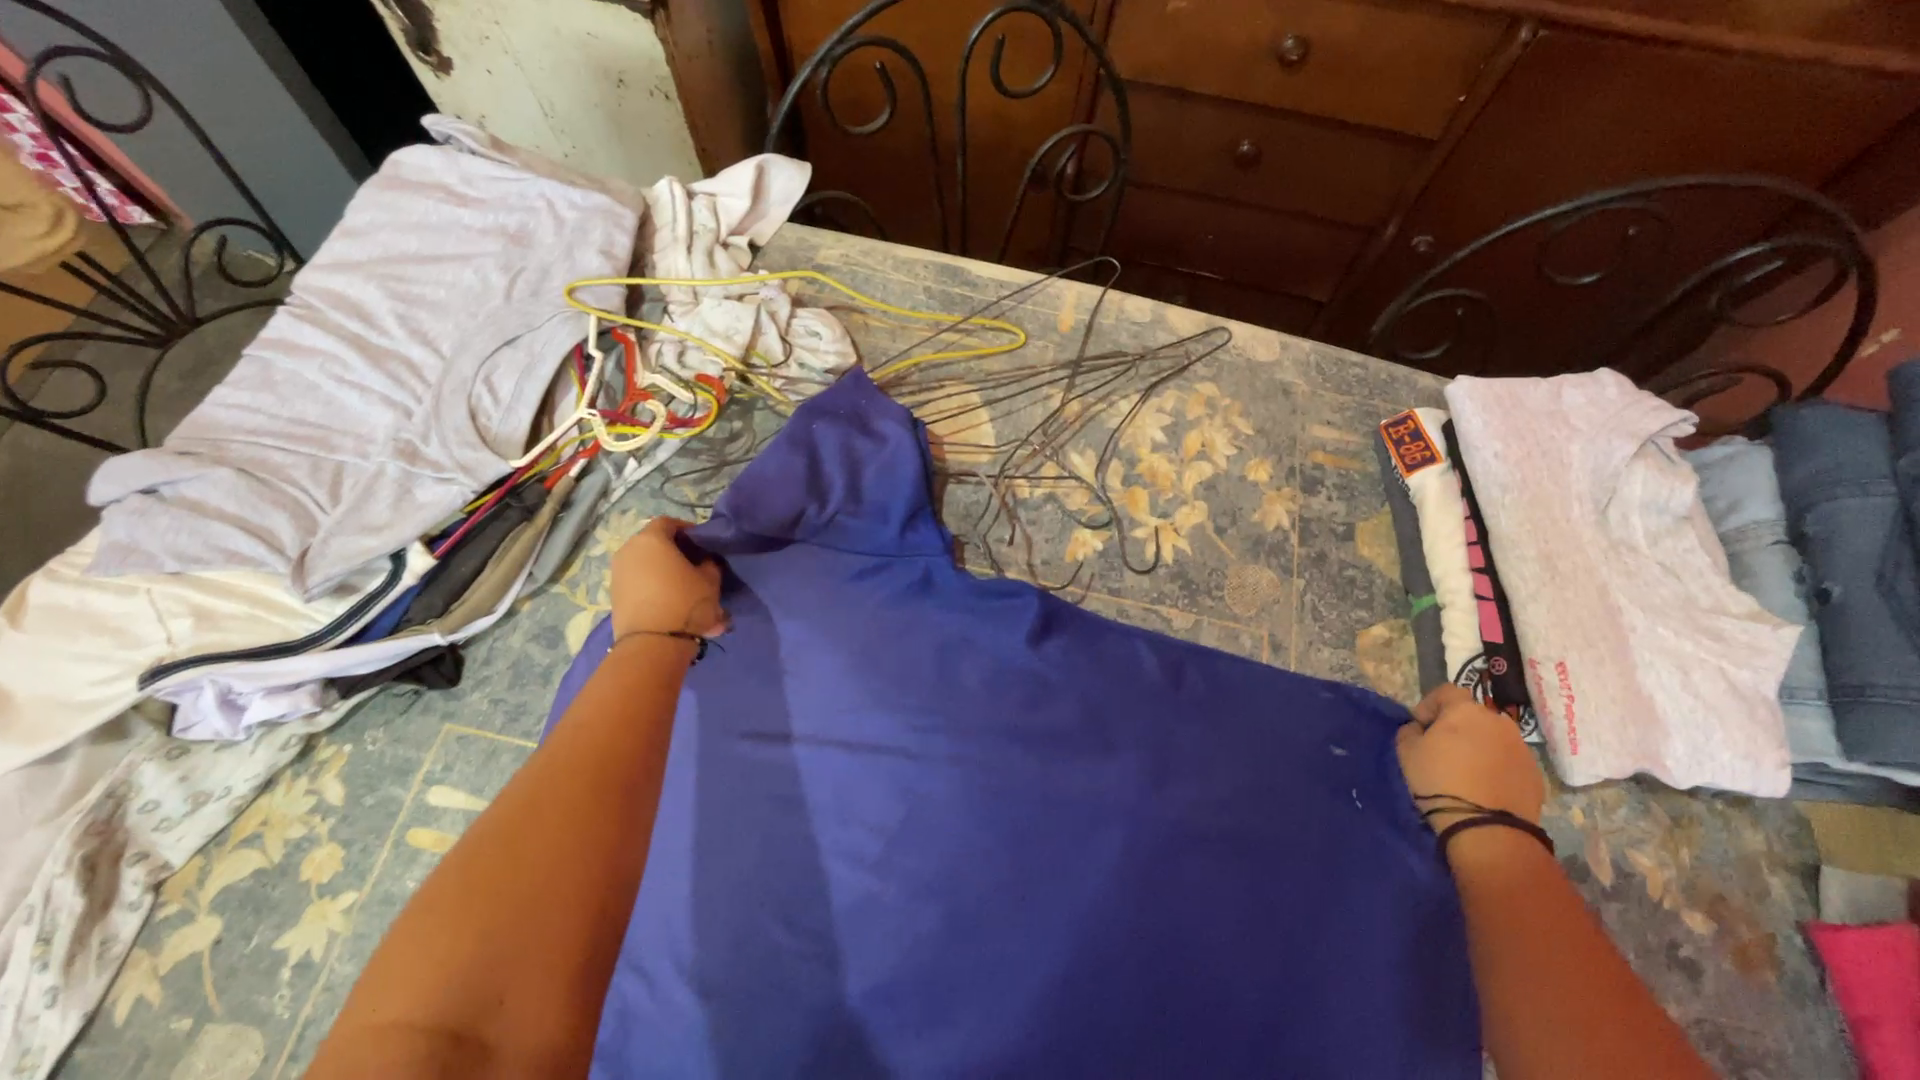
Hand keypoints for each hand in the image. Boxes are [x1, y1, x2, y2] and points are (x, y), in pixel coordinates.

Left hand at [610, 517, 726, 640]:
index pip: (669, 522)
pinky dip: (654, 588)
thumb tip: (704, 562)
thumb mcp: (710, 581)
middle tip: (695, 566)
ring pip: (646, 565)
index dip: (687, 529)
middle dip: (675, 552)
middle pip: (654, 543)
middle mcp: (629, 550)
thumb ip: (710, 564)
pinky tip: (671, 604)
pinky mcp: (614, 596)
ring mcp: (618, 574)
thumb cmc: (685, 602)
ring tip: (684, 590)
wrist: (652, 644)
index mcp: (651, 539)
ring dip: (664, 572)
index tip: (702, 544)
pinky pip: (639, 584)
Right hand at [1396, 685, 1543, 832]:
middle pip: (1472, 715)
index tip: (1420, 727)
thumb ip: (1410, 731)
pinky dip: (1496, 767)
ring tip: (1465, 772)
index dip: (1429, 705)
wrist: (1487, 827)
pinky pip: (1508, 761)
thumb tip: (1420, 729)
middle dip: (1456, 727)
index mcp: (1466, 711)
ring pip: (1493, 738)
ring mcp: (1521, 748)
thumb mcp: (1406, 752)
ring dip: (1478, 746)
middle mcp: (1498, 722)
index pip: (1446, 691)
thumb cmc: (1439, 781)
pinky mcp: (1534, 773)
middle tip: (1442, 751)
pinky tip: (1484, 788)